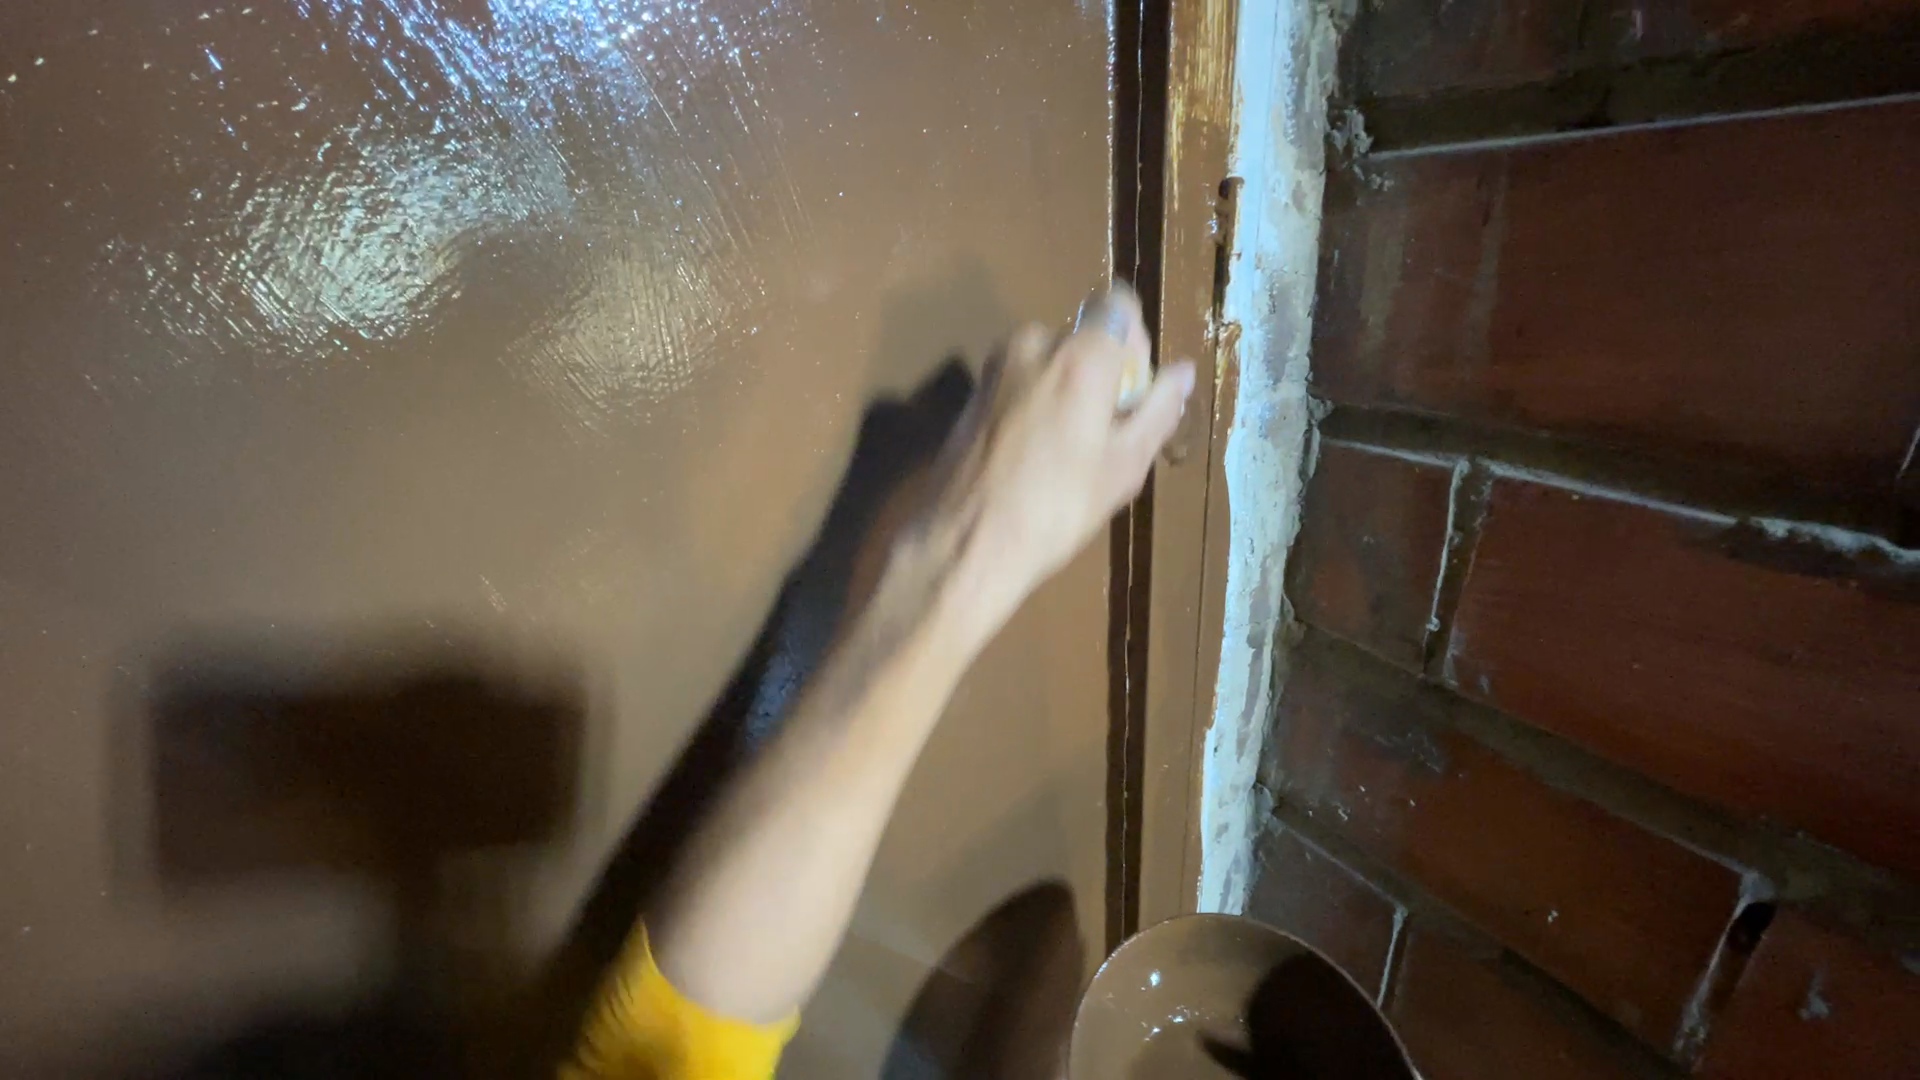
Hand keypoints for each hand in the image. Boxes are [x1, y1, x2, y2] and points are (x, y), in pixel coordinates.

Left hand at [921, 283, 1196, 653]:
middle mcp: (1033, 343)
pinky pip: (1018, 384)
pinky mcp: (970, 395)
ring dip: (1065, 392)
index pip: (1118, 303)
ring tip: (1064, 454)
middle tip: (1101, 436)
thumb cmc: (1056, 509)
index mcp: (1080, 354)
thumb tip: (1182, 372)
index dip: (1133, 343)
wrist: (965, 543)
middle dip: (1099, 374)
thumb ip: (1157, 411)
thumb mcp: (1123, 467)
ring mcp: (993, 368)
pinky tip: (1030, 458)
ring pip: (1048, 362)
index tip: (1130, 393)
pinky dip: (1033, 406)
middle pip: (1082, 337)